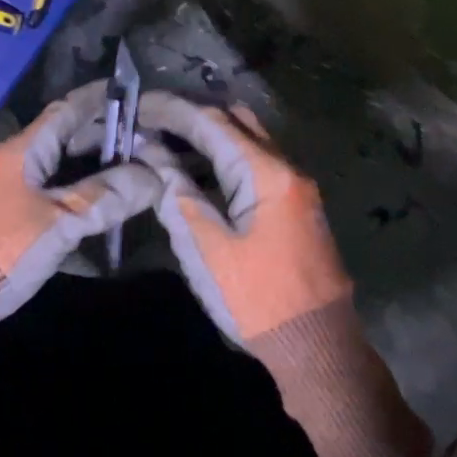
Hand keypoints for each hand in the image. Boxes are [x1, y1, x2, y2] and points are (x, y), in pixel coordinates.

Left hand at [0, 81, 161, 393]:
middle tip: (147, 136)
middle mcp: (17, 160)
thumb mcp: (60, 223)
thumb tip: (152, 177)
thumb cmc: (6, 249)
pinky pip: (54, 185)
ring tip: (136, 163)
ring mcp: (14, 185)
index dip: (98, 100)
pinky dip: (81, 185)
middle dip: (104, 134)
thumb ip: (104, 197)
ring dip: (94, 161)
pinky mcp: (15, 210)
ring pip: (61, 162)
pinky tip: (105, 196)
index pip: (66, 111)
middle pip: (65, 135)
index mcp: (23, 151)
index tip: (133, 93)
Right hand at [137, 94, 350, 342]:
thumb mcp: (207, 248)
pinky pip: (258, 162)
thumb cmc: (257, 300)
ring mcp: (297, 187)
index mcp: (267, 175)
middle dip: (193, 115)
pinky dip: (227, 155)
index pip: (213, 124)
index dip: (173, 112)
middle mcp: (289, 169)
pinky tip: (199, 167)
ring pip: (251, 140)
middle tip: (152, 119)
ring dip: (211, 134)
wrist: (317, 349)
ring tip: (167, 138)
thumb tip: (150, 152)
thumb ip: (178, 193)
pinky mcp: (296, 205)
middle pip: (237, 121)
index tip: (139, 106)